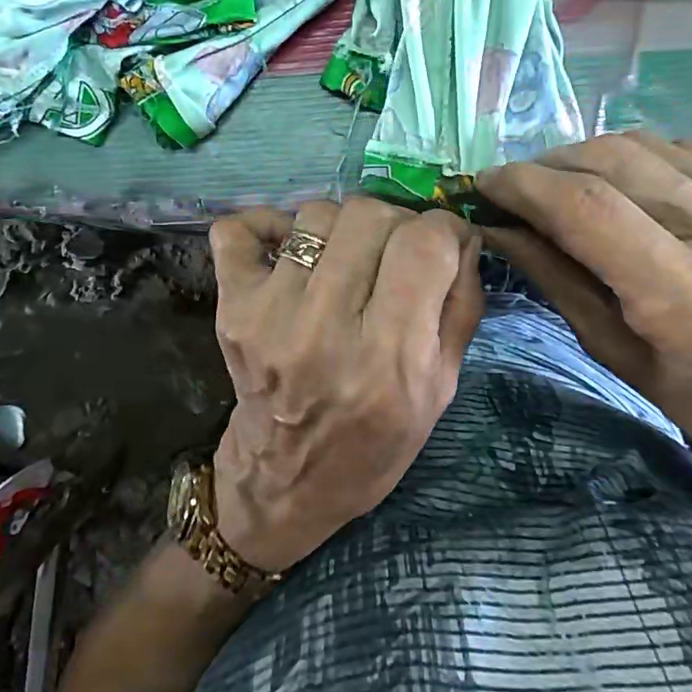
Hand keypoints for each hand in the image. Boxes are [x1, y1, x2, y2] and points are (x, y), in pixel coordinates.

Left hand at [206, 199, 483, 571]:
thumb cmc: (376, 441)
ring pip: (316, 214)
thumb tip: (459, 233)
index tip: (441, 245)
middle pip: (368, 215)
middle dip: (395, 224)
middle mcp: (326, 329)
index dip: (443, 231)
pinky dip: (265, 225)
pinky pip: (238, 229)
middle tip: (392, 254)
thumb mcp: (442, 389)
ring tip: (344, 261)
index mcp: (390, 358)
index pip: (423, 244)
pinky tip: (287, 250)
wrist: (288, 476)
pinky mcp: (231, 307)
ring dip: (340, 228)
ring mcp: (269, 314)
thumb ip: (459, 305)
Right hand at [476, 132, 691, 475]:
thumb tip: (492, 222)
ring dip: (588, 159)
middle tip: (518, 185)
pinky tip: (631, 191)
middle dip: (549, 166)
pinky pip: (686, 151)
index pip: (588, 209)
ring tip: (566, 185)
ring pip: (646, 146)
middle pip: (613, 162)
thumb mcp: (610, 348)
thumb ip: (552, 275)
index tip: (487, 183)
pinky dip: (639, 164)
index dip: (526, 185)